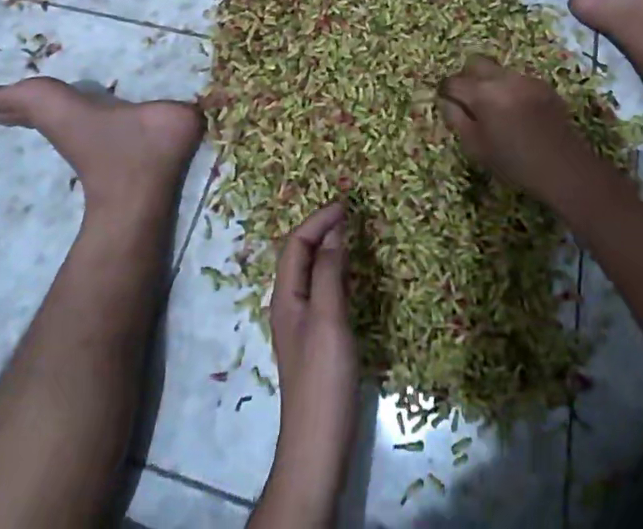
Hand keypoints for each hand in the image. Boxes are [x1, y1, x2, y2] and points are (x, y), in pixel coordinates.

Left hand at [269, 203, 359, 467]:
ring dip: (331, 248)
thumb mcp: (329, 317)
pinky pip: (325, 289)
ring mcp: (304, 321)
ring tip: (356, 233)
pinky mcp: (319, 335)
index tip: (348, 205)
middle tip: (353, 212)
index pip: (296, 244)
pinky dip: (339, 271)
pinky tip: (357, 273)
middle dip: (322, 229)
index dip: (318, 220)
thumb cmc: (323, 375)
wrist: (319, 436)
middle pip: (300, 254)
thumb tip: (335, 230)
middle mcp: (290, 303)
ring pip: (313, 271)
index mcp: (286, 296)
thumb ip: (330, 272)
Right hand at [438, 56, 605, 203]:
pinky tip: (517, 112)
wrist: (563, 166)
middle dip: (467, 77)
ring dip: (491, 83)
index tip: (446, 101)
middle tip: (468, 100)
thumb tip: (447, 102)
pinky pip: (518, 79)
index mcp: (483, 94)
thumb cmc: (513, 163)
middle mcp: (504, 79)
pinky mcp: (544, 85)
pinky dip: (511, 89)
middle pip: (475, 63)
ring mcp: (526, 79)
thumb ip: (457, 119)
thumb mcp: (476, 147)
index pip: (453, 81)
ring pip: (499, 71)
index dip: (446, 91)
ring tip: (495, 110)